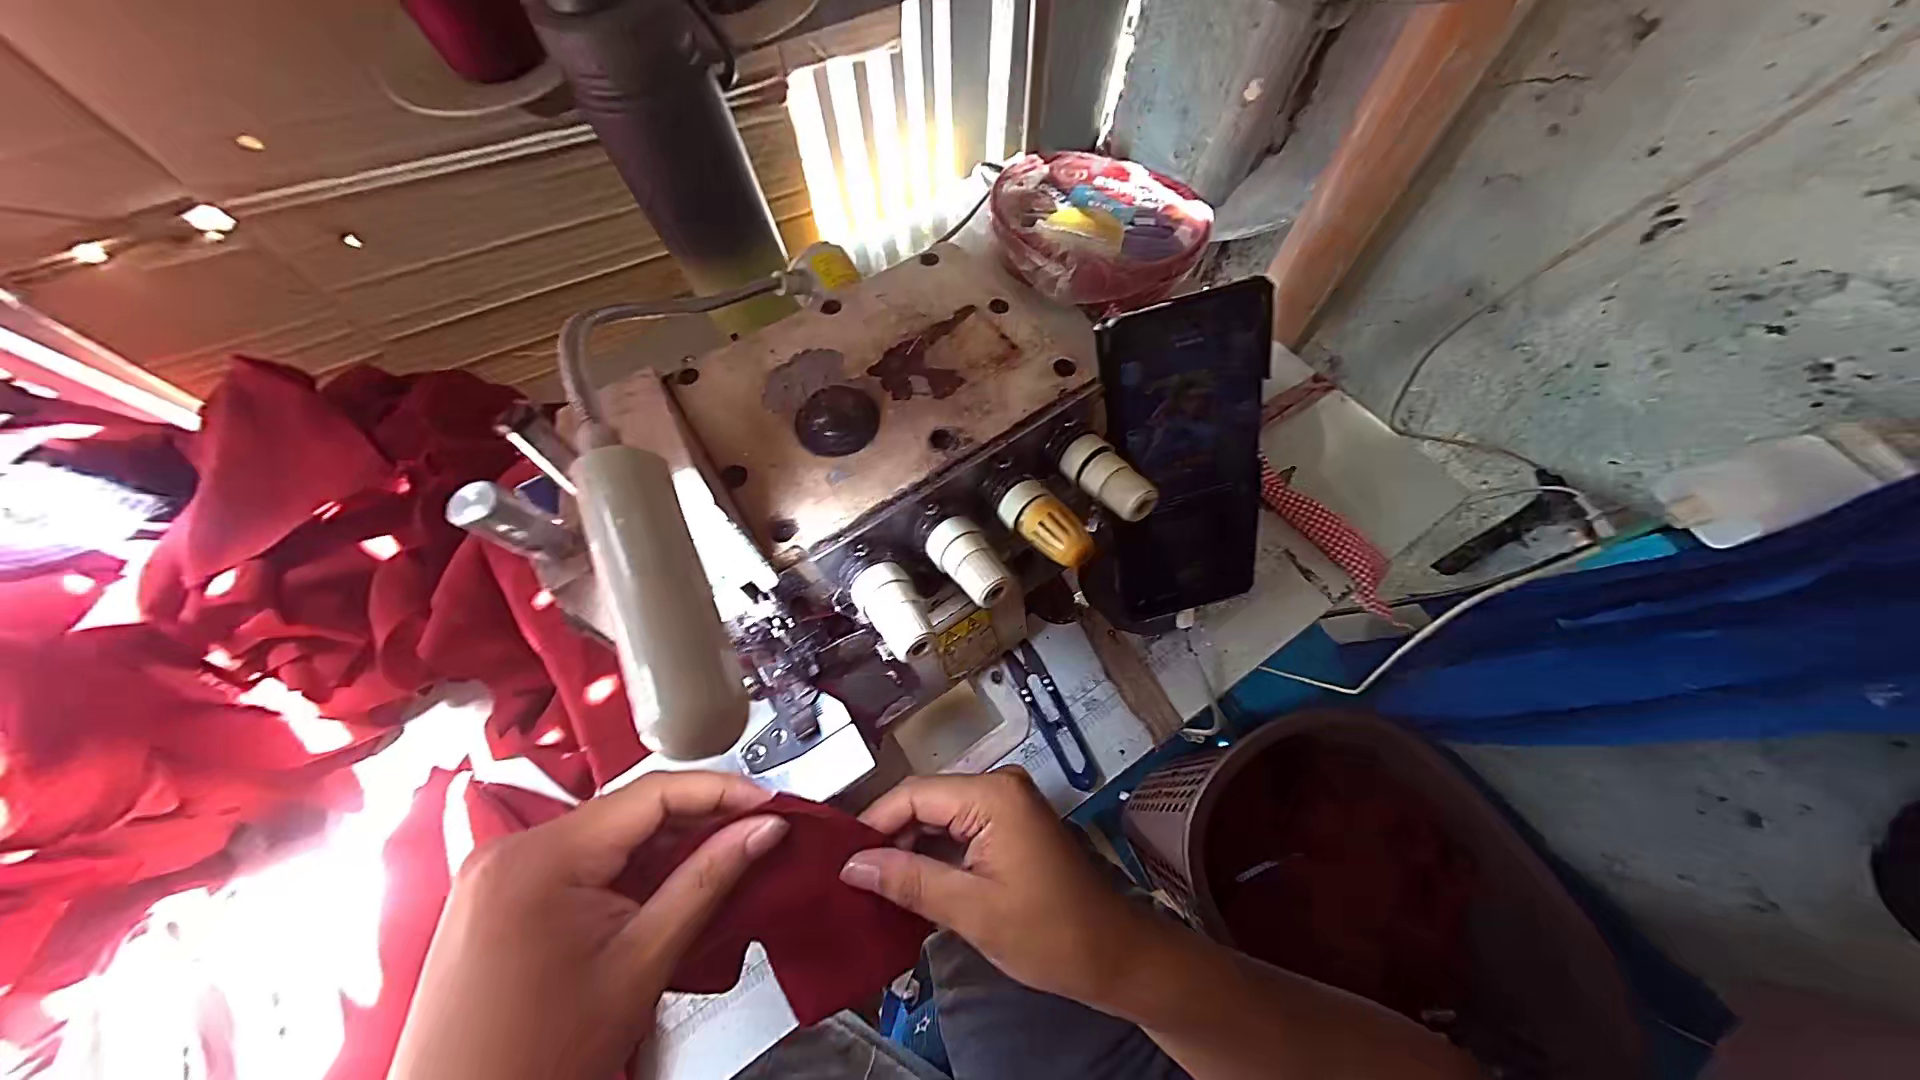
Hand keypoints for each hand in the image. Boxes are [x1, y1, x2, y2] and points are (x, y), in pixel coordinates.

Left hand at [389, 772, 787, 1079]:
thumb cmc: (528, 1065)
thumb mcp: (642, 960)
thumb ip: (709, 879)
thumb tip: (760, 829)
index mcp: (540, 859)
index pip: (652, 792)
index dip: (720, 790)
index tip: (763, 801)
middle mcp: (511, 852)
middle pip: (633, 808)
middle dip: (699, 820)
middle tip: (753, 831)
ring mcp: (501, 871)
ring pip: (614, 831)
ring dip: (669, 844)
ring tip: (720, 862)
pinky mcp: (504, 891)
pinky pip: (587, 856)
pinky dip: (634, 866)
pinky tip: (669, 886)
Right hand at [839, 769, 1159, 1008]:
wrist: (1113, 954)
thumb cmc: (1052, 933)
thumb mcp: (972, 910)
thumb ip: (909, 881)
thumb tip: (854, 866)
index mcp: (993, 795)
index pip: (915, 794)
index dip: (874, 824)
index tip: (843, 859)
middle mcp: (999, 786)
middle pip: (926, 801)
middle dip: (890, 838)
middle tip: (854, 876)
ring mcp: (1006, 803)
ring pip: (939, 815)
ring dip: (910, 847)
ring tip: (875, 883)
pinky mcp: (1009, 823)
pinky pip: (958, 828)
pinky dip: (934, 853)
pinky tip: (910, 881)